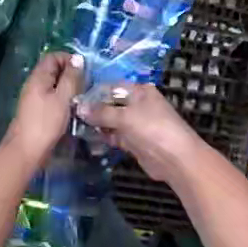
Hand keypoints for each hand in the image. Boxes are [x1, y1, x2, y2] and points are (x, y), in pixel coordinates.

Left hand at [1, 52, 82, 163]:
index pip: (53, 57)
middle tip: (86, 85)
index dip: (69, 59)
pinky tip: (72, 109)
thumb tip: (77, 58)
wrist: (26, 151)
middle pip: (53, 70)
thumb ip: (71, 77)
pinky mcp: (37, 110)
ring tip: (82, 97)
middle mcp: (34, 84)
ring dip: (68, 88)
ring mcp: (34, 98)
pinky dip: (63, 99)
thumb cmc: (46, 123)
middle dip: (70, 74)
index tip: (84, 70)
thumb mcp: (63, 98)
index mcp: (39, 77)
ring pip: (54, 85)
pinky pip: (52, 97)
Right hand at [78, 83, 205, 184]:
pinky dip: (104, 137)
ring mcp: (136, 123)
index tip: (74, 101)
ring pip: (111, 121)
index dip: (93, 94)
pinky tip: (89, 139)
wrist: (176, 159)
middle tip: (72, 115)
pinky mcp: (134, 141)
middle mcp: (137, 104)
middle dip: (94, 110)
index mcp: (139, 91)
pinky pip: (115, 136)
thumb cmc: (152, 128)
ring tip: (76, 127)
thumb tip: (80, 108)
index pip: (111, 87)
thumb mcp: (125, 117)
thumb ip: (101, 112)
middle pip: (111, 104)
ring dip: (97, 125)